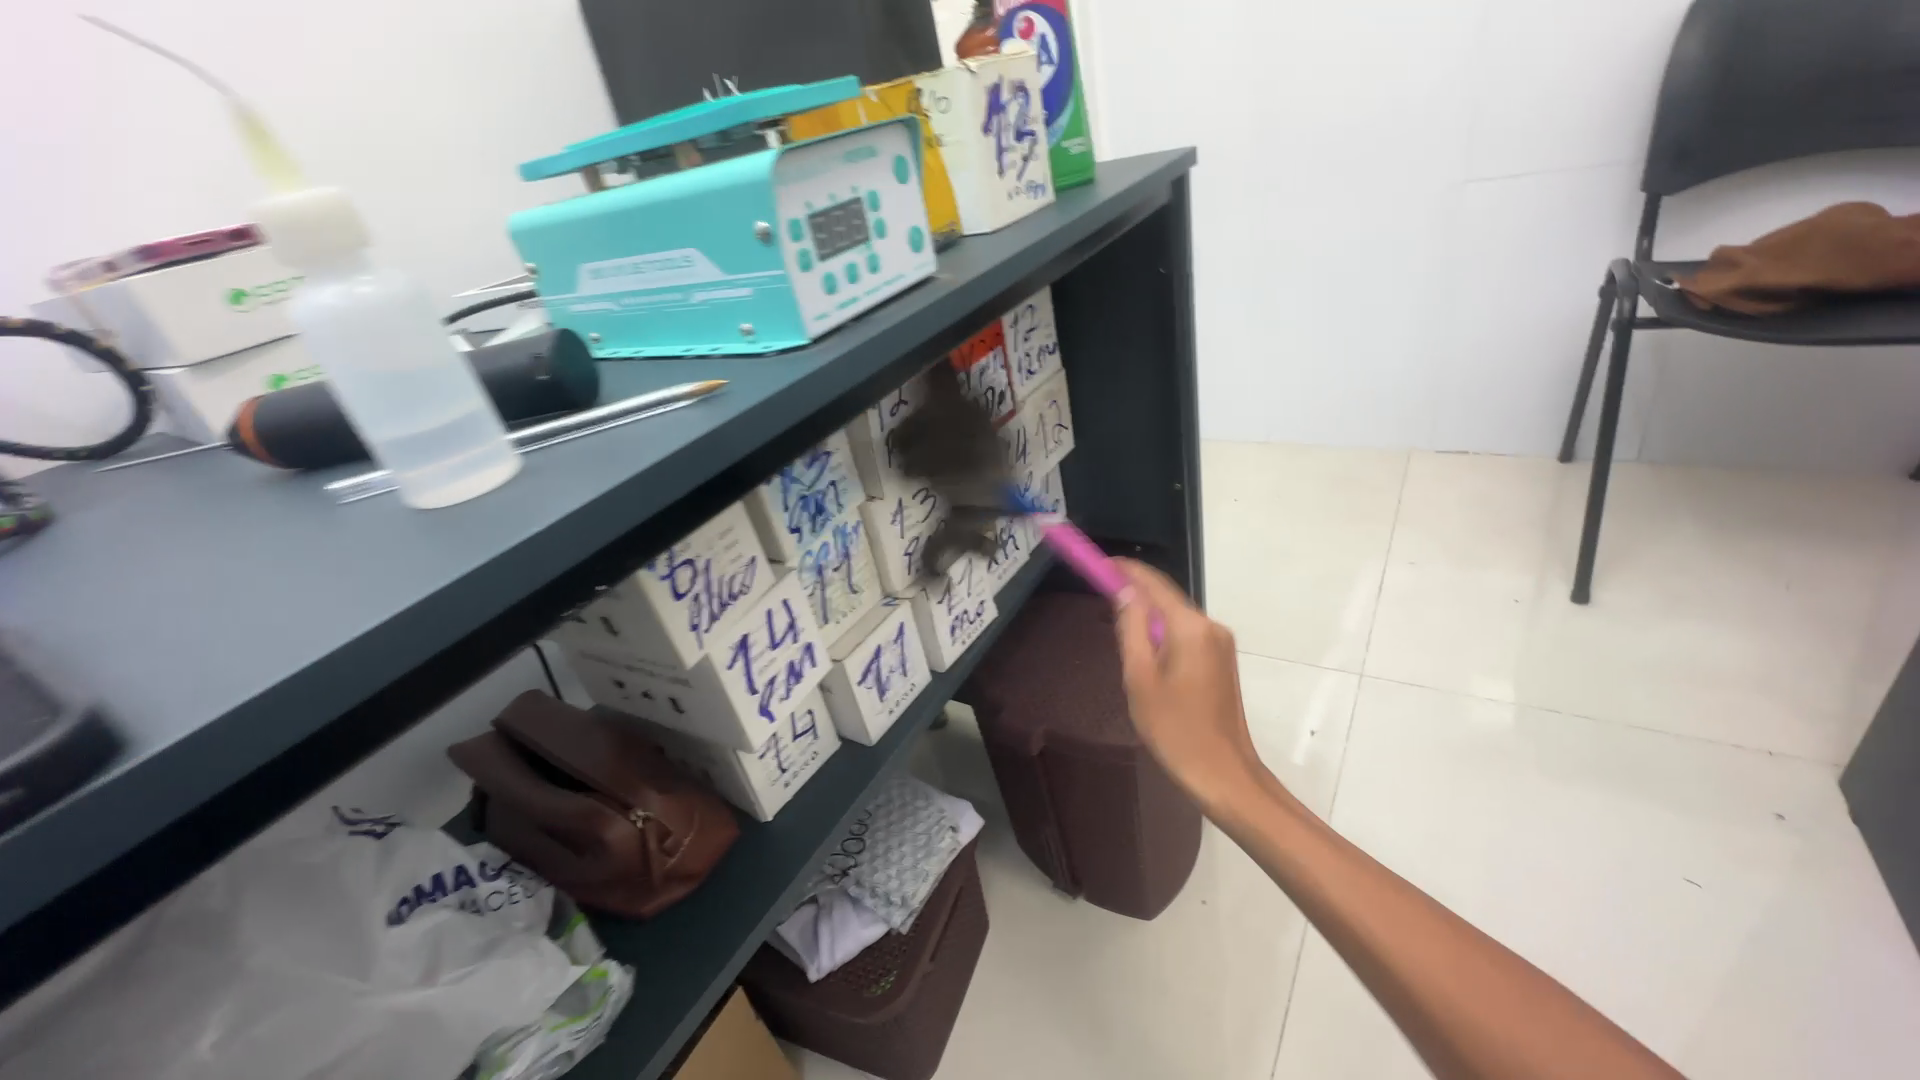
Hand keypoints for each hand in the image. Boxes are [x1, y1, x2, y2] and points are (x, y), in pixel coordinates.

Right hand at [1111, 560, 1270, 811]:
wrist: (1223, 772)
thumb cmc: (1174, 729)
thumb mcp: (1139, 678)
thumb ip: (1130, 628)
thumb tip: (1125, 593)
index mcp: (1190, 627)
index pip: (1153, 583)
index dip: (1124, 569)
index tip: (1099, 563)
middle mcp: (1210, 626)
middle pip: (1165, 598)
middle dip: (1134, 595)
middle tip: (1101, 603)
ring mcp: (1220, 643)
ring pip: (1175, 618)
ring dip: (1147, 619)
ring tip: (1120, 638)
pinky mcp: (1222, 661)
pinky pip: (1185, 636)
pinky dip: (1162, 636)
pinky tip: (1146, 658)